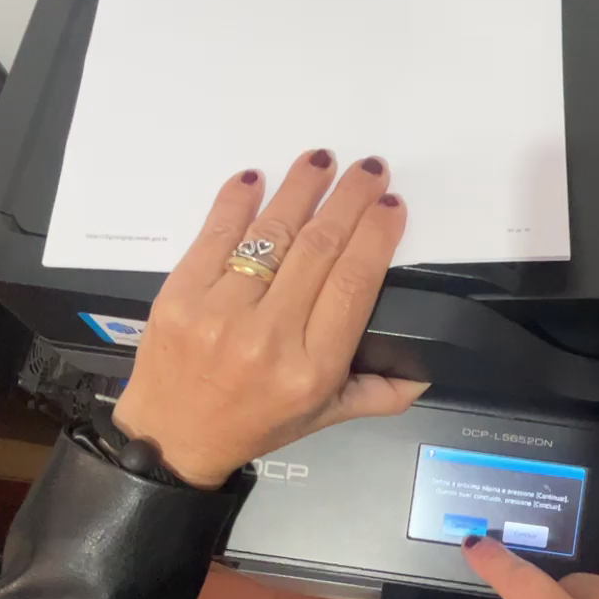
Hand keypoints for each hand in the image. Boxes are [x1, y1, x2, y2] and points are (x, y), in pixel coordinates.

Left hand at [112, 151, 429, 487]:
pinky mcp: (180, 294)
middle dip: (349, 199)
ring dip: (301, 187)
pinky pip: (215, 233)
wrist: (173, 437)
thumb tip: (425, 371)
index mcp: (312, 368)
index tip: (389, 206)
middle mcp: (269, 337)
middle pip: (319, 248)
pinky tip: (257, 177)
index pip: (354, 284)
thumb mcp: (325, 417)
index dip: (375, 235)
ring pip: (272, 233)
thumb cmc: (256, 422)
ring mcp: (219, 312)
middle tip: (368, 170)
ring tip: (322, 161)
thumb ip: (378, 394)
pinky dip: (238, 200)